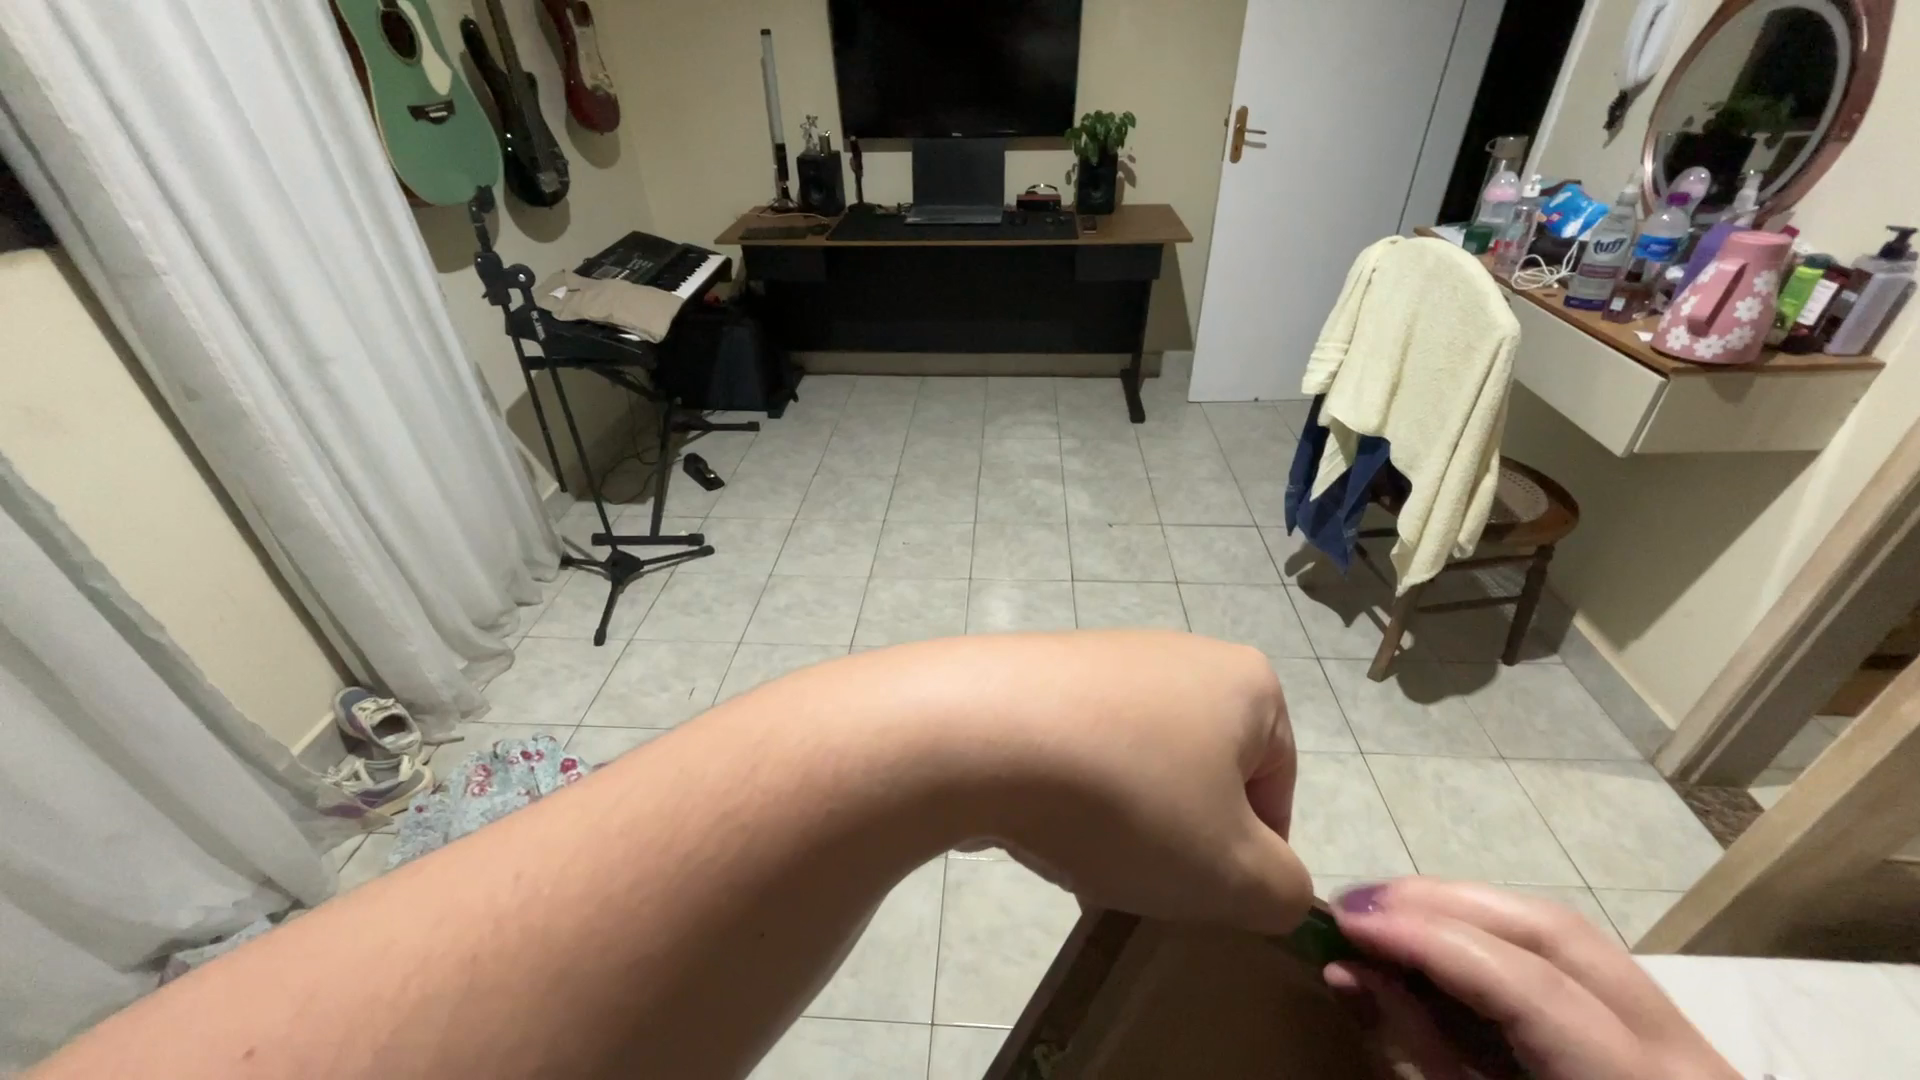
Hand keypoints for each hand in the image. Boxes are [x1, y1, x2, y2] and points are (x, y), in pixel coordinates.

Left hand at [901, 630, 1308, 934]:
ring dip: (1119, 822)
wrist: (977, 734)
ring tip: (1080, 851)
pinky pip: (1075, 749)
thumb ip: (1284, 892)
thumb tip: (1272, 883)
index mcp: (1245, 683)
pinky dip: (1067, 792)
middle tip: (1139, 876)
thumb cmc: (1129, 799)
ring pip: (1134, 769)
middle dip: (1176, 839)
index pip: (1276, 788)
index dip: (1250, 855)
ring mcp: (1101, 657)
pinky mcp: (1039, 673)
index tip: (1204, 890)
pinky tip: (1037, 821)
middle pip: (1199, 776)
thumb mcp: (1237, 876)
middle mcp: (1177, 654)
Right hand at [1325, 878, 1739, 1079]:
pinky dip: (1486, 931)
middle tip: (1356, 907)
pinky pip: (1561, 950)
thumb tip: (1345, 968)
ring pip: (1555, 926)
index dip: (1427, 940)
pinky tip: (1432, 933)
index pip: (1526, 985)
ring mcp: (1680, 1029)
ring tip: (1382, 913)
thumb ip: (1420, 1044)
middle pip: (1547, 930)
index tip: (1345, 920)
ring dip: (1457, 908)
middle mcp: (1680, 1049)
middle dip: (1439, 904)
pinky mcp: (1657, 1020)